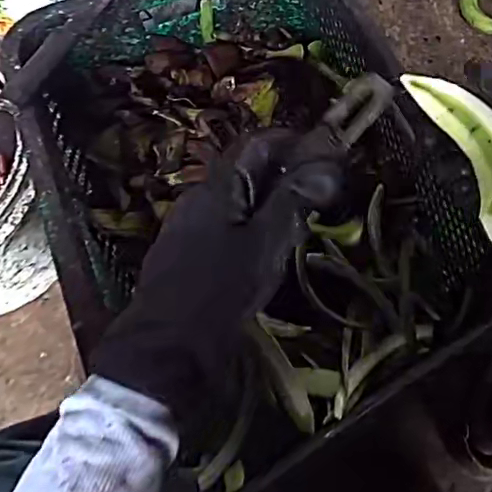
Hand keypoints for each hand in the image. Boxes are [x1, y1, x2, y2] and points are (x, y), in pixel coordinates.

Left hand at [89, 129, 344, 418]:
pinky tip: (272, 243)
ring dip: (273, 197)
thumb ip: (294, 198)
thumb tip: (326, 161)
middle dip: (287, 170)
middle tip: (322, 185)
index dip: (294, 140)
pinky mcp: (189, 250)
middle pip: (248, 168)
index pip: (258, 143)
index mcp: (217, 187)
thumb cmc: (219, 291)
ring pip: (240, 196)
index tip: (327, 150)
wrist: (165, 351)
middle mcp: (200, 197)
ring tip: (304, 214)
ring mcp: (190, 224)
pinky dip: (256, 220)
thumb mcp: (266, 242)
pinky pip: (229, 220)